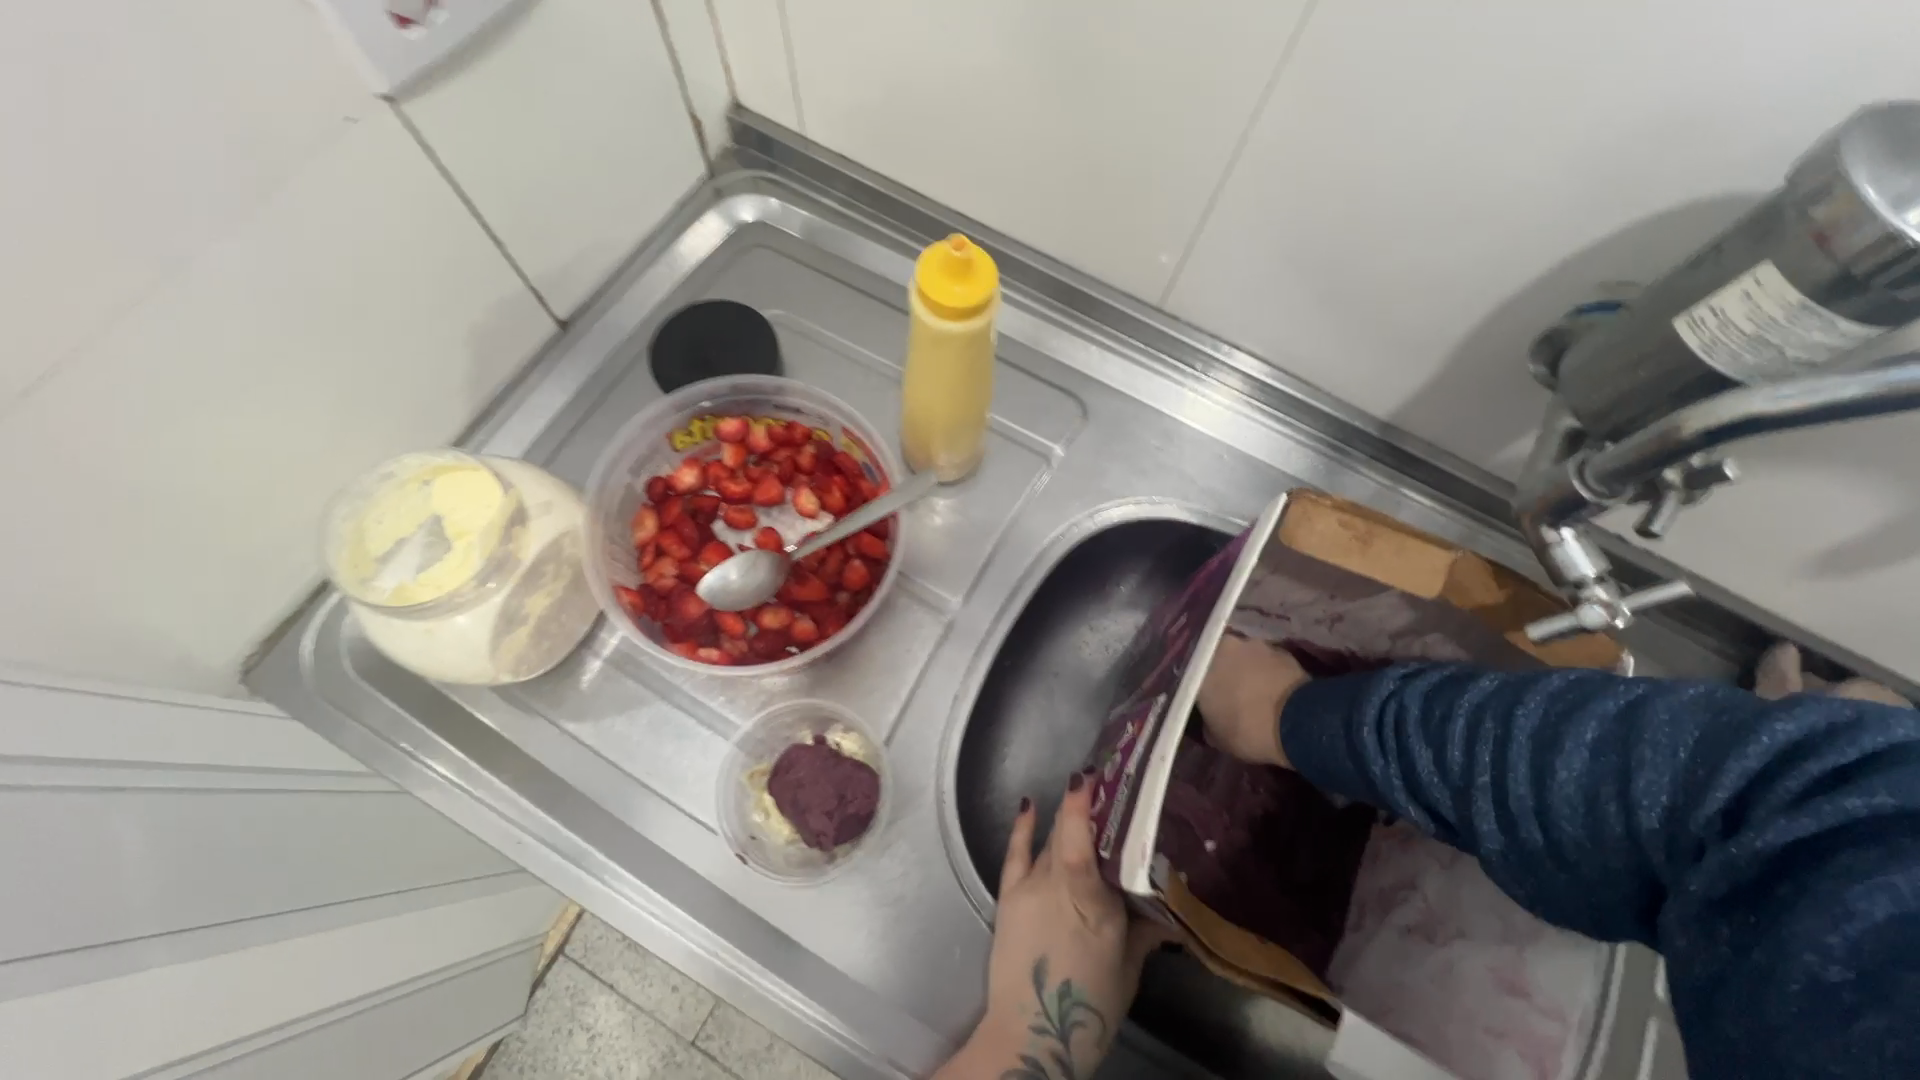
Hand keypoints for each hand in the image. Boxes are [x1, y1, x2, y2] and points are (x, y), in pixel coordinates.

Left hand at [936, 773, 1171, 1079]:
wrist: (1029, 1035)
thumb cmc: (1089, 1005)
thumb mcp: (1128, 969)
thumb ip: (1145, 932)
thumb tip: (1171, 912)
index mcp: (1091, 905)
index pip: (1082, 847)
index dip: (1082, 808)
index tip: (1091, 776)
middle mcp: (1056, 887)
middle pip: (1070, 837)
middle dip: (1089, 809)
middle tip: (1111, 788)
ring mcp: (1029, 889)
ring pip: (1050, 842)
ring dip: (1066, 819)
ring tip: (1084, 792)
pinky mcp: (1008, 897)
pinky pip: (1016, 852)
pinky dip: (1023, 827)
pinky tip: (1030, 804)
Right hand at [1196, 633, 1309, 767]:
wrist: (1299, 723)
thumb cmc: (1246, 729)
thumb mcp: (1215, 735)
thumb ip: (1207, 720)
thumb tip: (1210, 717)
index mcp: (1199, 664)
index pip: (1190, 671)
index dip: (1196, 685)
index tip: (1201, 698)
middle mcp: (1224, 645)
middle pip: (1218, 657)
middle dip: (1222, 672)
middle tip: (1227, 693)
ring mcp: (1256, 645)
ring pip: (1245, 657)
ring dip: (1247, 670)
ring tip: (1254, 693)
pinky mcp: (1284, 651)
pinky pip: (1269, 663)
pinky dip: (1269, 674)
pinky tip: (1273, 692)